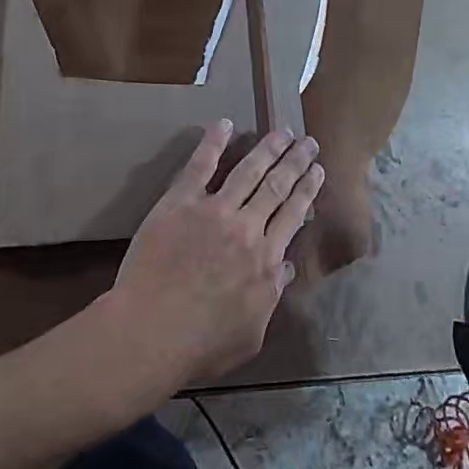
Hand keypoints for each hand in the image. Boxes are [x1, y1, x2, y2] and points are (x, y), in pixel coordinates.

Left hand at [100, 121, 323, 386]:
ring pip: (248, 171)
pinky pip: (200, 166)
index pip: (293, 214)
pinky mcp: (180, 204)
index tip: (317, 170)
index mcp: (266, 259)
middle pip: (278, 186)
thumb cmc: (201, 344)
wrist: (150, 333)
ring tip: (282, 131)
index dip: (308, 189)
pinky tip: (225, 124)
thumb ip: (271, 297)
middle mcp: (247, 228)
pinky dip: (213, 143)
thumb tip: (285, 268)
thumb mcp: (251, 333)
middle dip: (296, 161)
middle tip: (308, 141)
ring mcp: (214, 211)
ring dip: (268, 148)